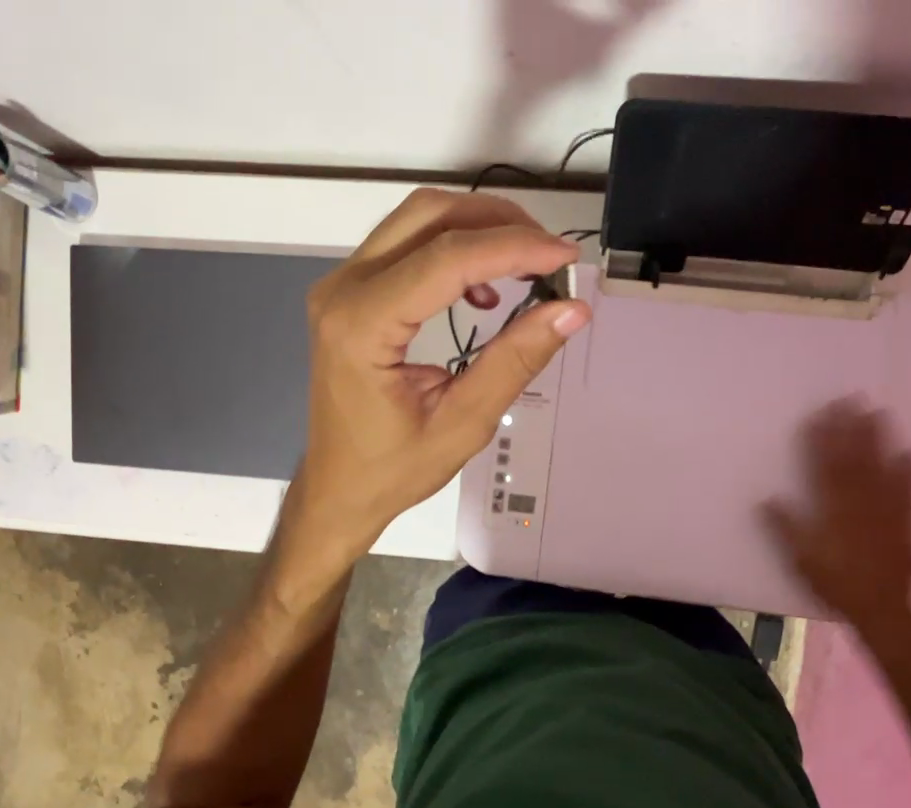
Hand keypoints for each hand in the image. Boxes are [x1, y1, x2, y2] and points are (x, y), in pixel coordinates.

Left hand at [293, 189, 590, 558]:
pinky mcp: (349, 293)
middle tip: (549, 254)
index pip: (446, 260)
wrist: (339, 488)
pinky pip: (406, 246)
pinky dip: (452, 250)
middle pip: (428, 215)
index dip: (513, 248)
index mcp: (361, 327)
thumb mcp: (463, 423)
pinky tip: (484, 293)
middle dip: (498, 223)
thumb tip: (571, 310)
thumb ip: (514, 361)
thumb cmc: (393, 470)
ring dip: (477, 229)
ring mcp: (341, 287)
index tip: (566, 257)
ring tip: (527, 266)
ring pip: (416, 220)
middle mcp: (343, 291)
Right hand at [763, 401, 910, 628]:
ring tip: (878, 413)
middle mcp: (862, 502)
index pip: (825, 467)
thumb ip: (786, 528)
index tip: (818, 415)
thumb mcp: (802, 558)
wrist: (882, 609)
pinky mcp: (908, 521)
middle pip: (855, 459)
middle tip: (849, 400)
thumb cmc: (836, 584)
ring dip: (880, 440)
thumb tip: (766, 500)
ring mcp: (888, 509)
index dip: (821, 440)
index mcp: (833, 509)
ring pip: (883, 467)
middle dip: (850, 429)